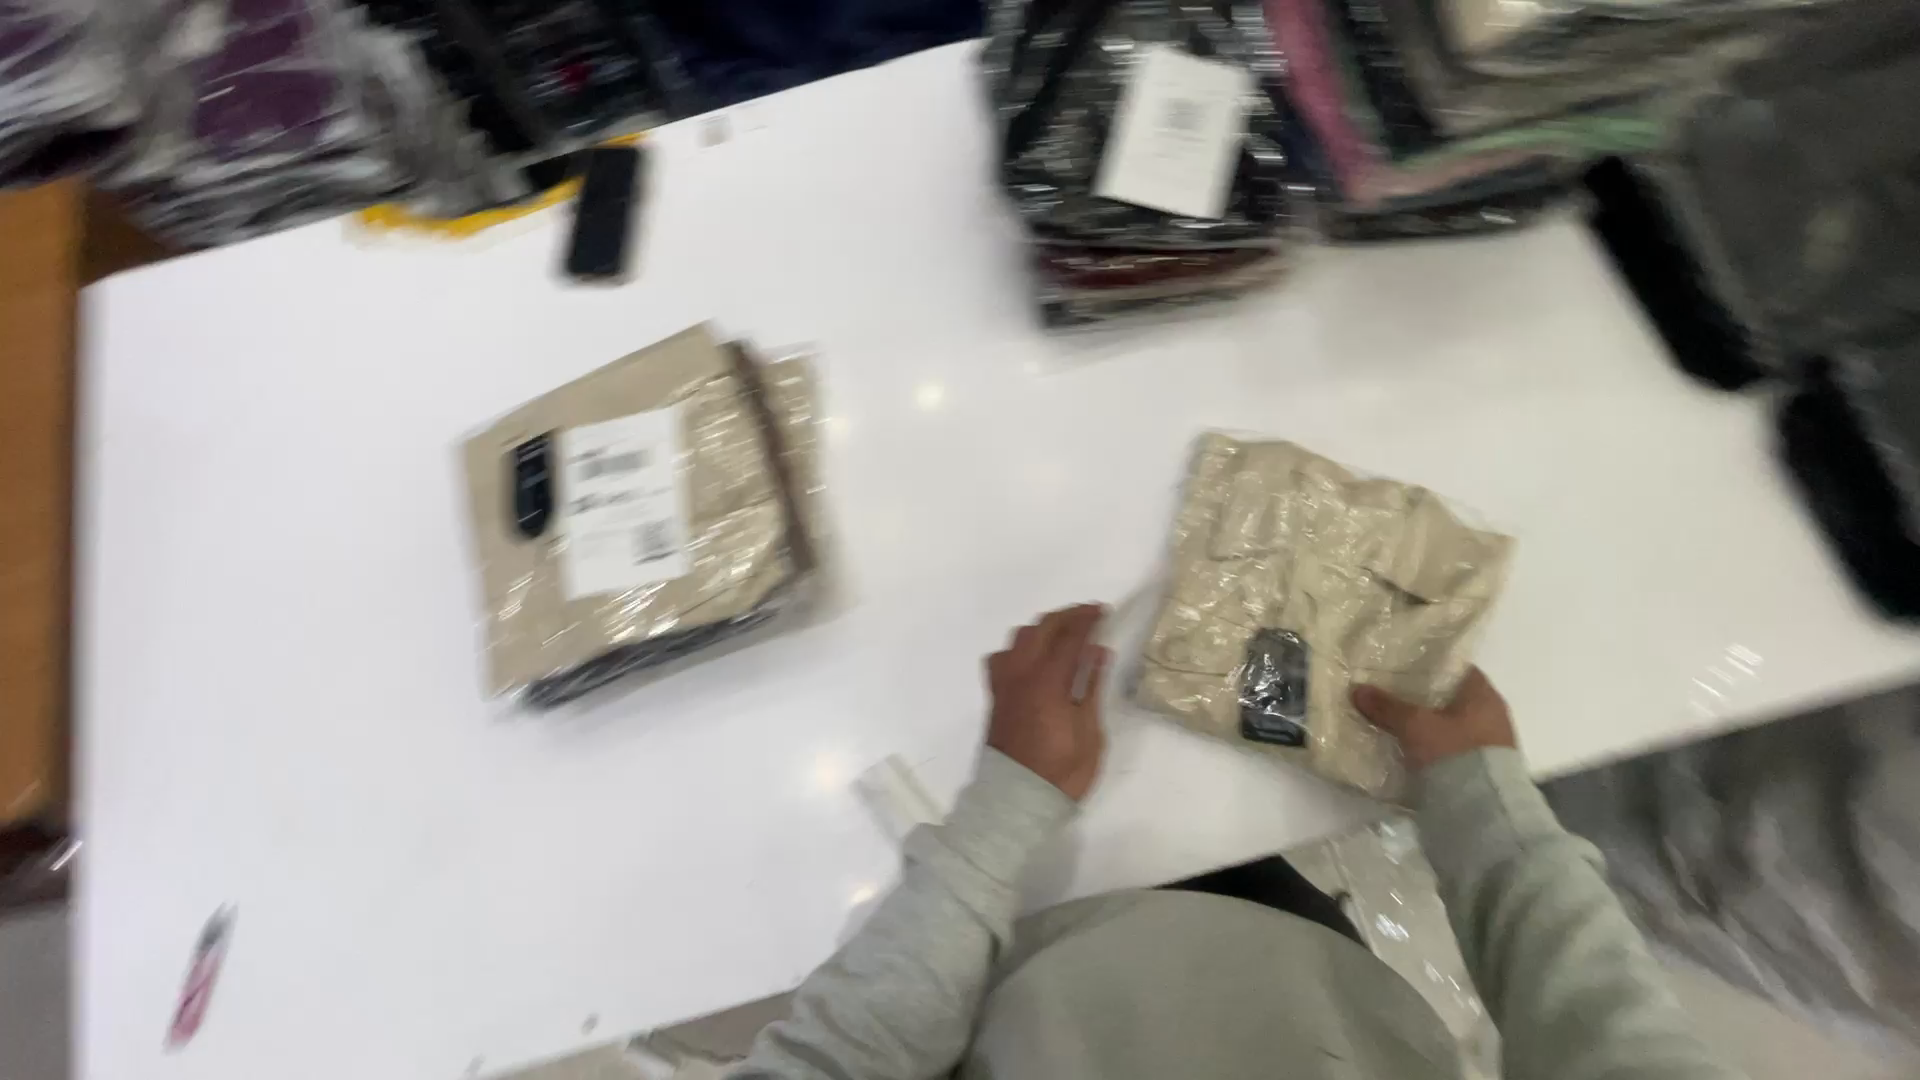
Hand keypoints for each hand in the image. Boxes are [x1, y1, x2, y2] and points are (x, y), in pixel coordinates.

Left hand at [986, 604, 1109, 800]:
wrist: (1016, 800)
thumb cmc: (1061, 771)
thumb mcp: (1089, 732)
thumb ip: (1091, 687)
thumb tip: (1097, 651)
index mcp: (1048, 681)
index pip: (1069, 637)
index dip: (1087, 620)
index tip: (1102, 611)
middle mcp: (1021, 674)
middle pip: (1041, 628)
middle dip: (1066, 616)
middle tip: (1088, 615)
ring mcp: (1003, 683)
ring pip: (1018, 638)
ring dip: (1042, 628)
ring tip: (1063, 632)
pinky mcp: (994, 695)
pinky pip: (1002, 657)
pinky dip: (1019, 648)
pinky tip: (1031, 658)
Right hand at [1351, 667, 1515, 772]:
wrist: (1484, 810)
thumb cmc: (1454, 752)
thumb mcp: (1414, 725)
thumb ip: (1386, 706)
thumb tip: (1357, 689)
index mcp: (1483, 695)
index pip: (1455, 667)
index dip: (1428, 663)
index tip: (1400, 664)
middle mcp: (1491, 714)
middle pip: (1449, 695)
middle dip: (1420, 694)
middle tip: (1387, 689)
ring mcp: (1487, 742)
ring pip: (1447, 721)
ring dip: (1424, 720)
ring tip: (1390, 717)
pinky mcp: (1479, 766)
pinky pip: (1448, 744)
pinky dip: (1428, 741)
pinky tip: (1405, 743)